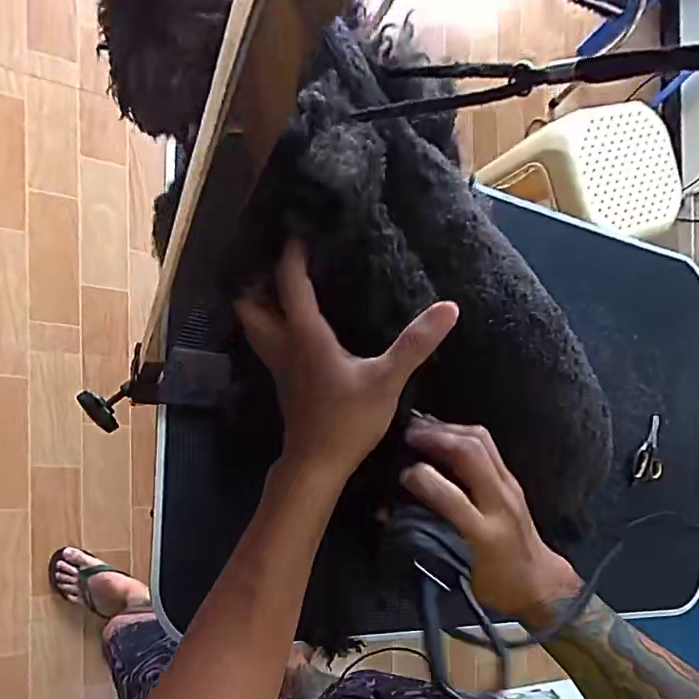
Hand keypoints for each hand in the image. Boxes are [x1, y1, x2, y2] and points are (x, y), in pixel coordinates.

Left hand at [234, 240, 457, 482]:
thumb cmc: (348, 422)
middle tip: (278, 268)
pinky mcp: (286, 386)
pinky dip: (275, 331)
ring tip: (282, 294)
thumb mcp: (387, 381)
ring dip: (261, 306)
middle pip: (250, 303)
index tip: (300, 233)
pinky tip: (298, 334)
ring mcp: (280, 369)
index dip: (293, 256)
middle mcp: (284, 346)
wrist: (318, 465)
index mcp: (305, 336)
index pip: (290, 283)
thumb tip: (449, 309)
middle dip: (256, 281)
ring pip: (254, 327)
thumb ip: (415, 345)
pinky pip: (270, 346)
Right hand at [400, 417, 583, 622]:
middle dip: (437, 437)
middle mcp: (501, 503)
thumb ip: (434, 544)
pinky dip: (462, 435)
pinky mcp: (512, 482)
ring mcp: (510, 488)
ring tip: (422, 429)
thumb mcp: (463, 572)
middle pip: (472, 453)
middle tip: (408, 434)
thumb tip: (399, 519)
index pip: (452, 497)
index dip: (423, 480)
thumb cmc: (500, 585)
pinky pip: (488, 447)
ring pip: (482, 441)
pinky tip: (445, 436)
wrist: (541, 583)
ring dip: (450, 430)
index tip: (403, 475)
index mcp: (486, 533)